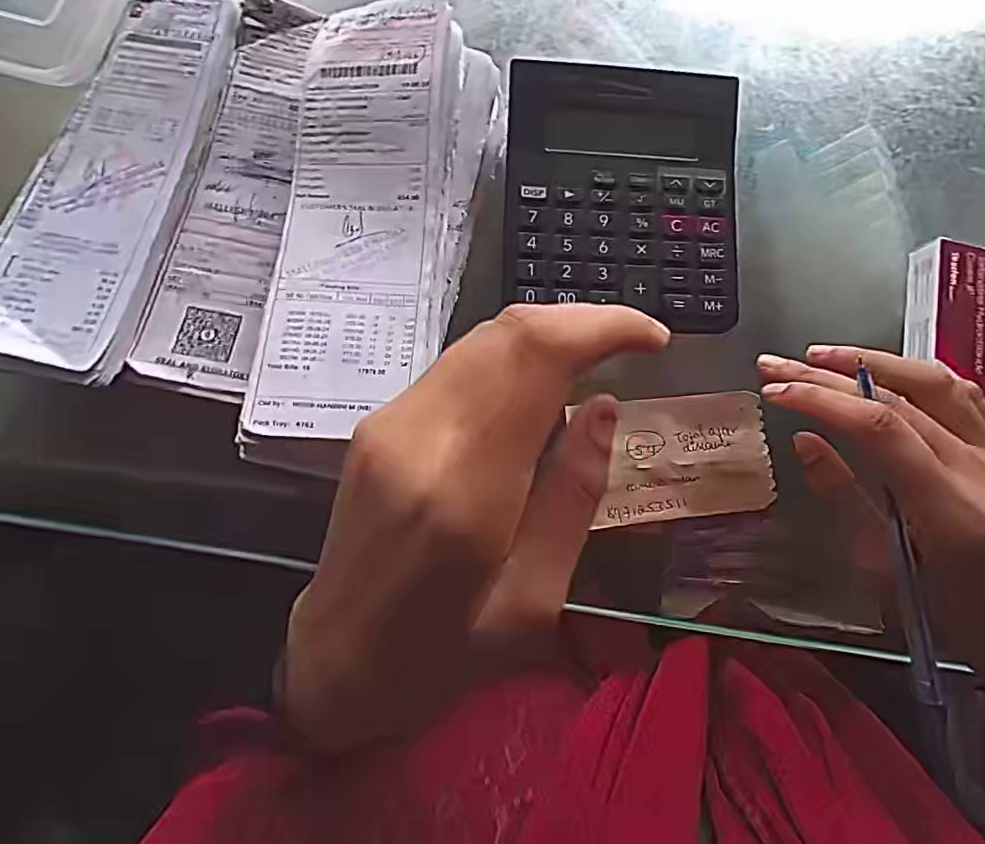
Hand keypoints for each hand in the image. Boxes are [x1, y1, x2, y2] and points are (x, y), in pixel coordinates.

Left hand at [284, 305, 669, 749]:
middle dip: (580, 320)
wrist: (332, 663)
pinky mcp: (380, 420)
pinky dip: (513, 354)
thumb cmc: (442, 653)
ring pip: (483, 337)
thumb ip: (574, 496)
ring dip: (548, 333)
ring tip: (597, 354)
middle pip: (508, 332)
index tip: (652, 337)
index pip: (535, 357)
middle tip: (631, 341)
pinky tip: (542, 381)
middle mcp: (420, 435)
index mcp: (465, 488)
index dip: (601, 327)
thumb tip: (605, 407)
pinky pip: (460, 362)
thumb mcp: (534, 600)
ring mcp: (390, 421)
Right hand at [757, 347, 984, 717]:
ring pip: (937, 384)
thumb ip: (844, 500)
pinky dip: (914, 375)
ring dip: (874, 362)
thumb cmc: (960, 631)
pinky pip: (963, 397)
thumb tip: (806, 441)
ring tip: (822, 356)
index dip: (823, 400)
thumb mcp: (885, 576)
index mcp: (956, 515)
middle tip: (780, 366)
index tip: (777, 392)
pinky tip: (882, 369)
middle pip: (902, 400)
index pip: (882, 429)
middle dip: (831, 376)